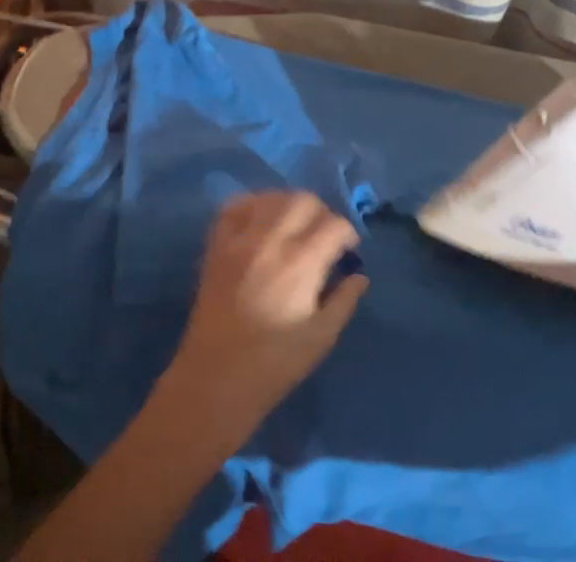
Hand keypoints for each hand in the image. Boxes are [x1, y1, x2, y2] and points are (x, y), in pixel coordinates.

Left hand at [163, 191, 368, 428]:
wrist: (216, 377)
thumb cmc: (274, 364)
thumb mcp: (321, 337)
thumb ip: (344, 300)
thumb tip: (359, 276)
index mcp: (301, 263)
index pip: (334, 224)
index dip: (348, 234)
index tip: (349, 251)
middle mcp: (270, 240)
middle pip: (302, 200)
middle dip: (322, 212)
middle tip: (324, 236)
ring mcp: (239, 240)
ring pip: (270, 197)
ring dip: (289, 205)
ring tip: (295, 228)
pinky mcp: (216, 246)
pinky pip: (234, 208)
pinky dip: (252, 206)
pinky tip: (261, 221)